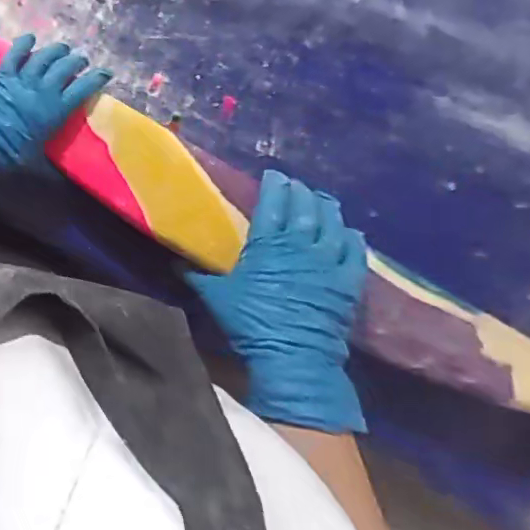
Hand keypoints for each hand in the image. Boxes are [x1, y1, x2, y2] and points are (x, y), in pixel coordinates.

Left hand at [0, 33, 110, 183]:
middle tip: (80, 60)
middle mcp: (42, 90)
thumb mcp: (38, 162)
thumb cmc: (10, 156)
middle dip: (77, 60)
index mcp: (56, 110)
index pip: (84, 88)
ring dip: (55, 50)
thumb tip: (64, 181)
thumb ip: (54, 167)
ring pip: (44, 56)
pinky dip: (23, 43)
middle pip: (65, 67)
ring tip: (62, 49)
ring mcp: (21, 79)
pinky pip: (14, 54)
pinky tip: (30, 37)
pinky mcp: (2, 75)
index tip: (105, 73)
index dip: (97, 78)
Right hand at [185, 171, 367, 432]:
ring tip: (323, 199)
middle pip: (305, 209)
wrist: (292, 355)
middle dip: (301, 192)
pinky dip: (352, 239)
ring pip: (332, 226)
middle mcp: (299, 247)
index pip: (273, 204)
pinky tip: (349, 232)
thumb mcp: (215, 294)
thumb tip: (174, 263)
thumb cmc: (249, 320)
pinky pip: (355, 254)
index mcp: (266, 245)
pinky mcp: (347, 284)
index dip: (274, 186)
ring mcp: (327, 264)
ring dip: (327, 209)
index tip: (273, 175)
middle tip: (297, 185)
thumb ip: (197, 274)